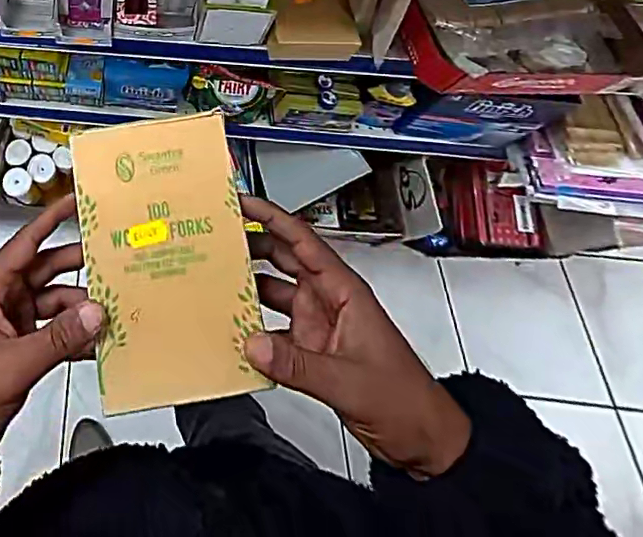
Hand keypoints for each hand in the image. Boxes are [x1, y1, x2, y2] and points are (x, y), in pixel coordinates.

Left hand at [0, 195, 102, 453]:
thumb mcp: (14, 363)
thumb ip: (60, 337)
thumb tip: (95, 312)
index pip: (27, 242)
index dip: (52, 218)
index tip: (76, 200)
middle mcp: (6, 297)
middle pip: (51, 267)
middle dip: (80, 263)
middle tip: (110, 255)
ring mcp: (18, 318)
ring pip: (60, 298)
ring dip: (83, 306)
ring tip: (109, 309)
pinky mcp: (27, 340)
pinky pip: (60, 325)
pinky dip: (78, 331)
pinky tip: (97, 340)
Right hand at [239, 196, 470, 478]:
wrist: (422, 438)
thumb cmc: (405, 398)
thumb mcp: (348, 380)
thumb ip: (297, 364)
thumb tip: (254, 344)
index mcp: (344, 290)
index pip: (303, 241)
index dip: (273, 218)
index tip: (246, 203)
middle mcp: (329, 299)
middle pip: (286, 258)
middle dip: (254, 242)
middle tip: (222, 233)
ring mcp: (319, 323)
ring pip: (277, 290)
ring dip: (251, 282)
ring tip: (219, 273)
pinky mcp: (313, 348)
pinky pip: (276, 327)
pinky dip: (255, 324)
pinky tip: (237, 327)